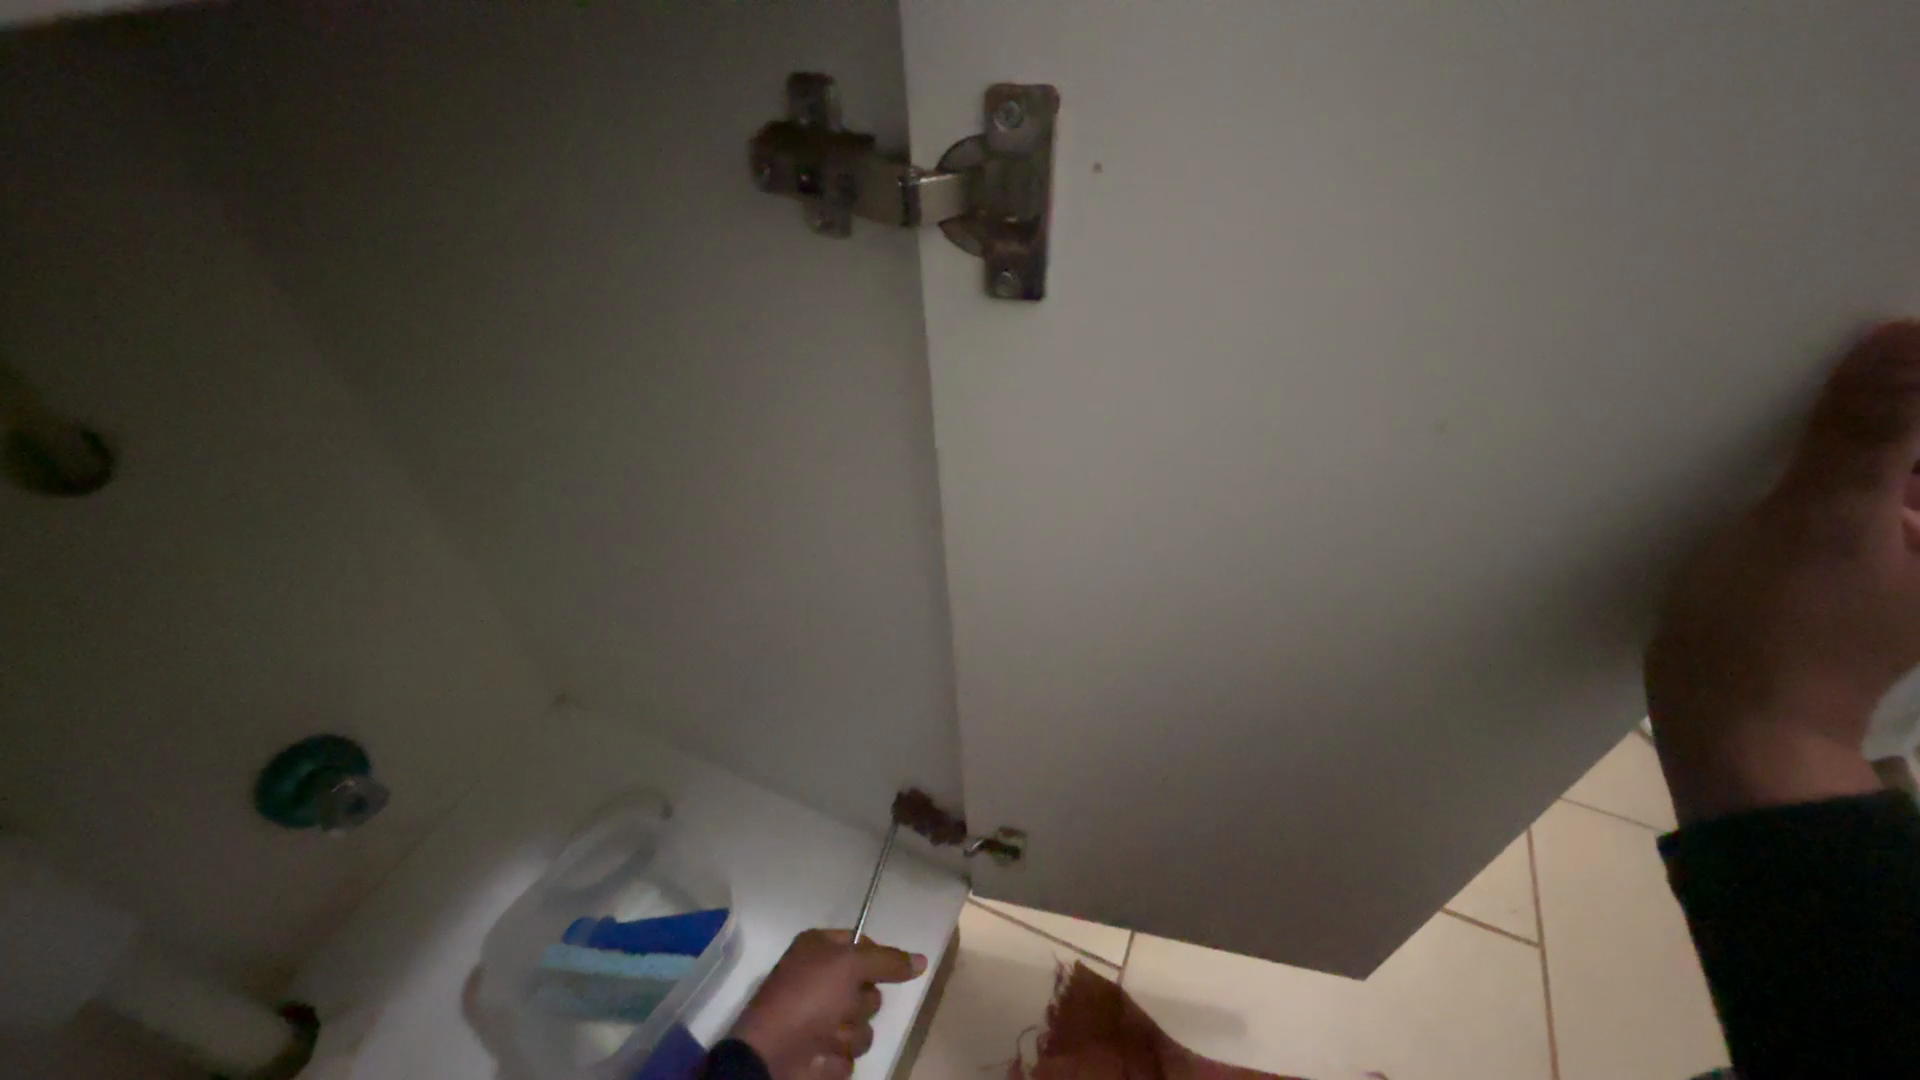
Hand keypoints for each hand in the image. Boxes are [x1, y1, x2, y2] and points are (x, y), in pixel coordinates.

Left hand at [729, 929, 926, 1079]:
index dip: (875, 958)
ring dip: (848, 1034)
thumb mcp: (850, 966)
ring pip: (863, 1026)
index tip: (878, 970)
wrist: (770, 1055)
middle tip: (840, 1005)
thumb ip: (889, 961)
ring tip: (824, 1036)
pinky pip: (849, 1055)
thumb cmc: (807, 998)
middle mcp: (821, 979)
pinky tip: (817, 1056)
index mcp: (820, 949)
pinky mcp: (822, 1053)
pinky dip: (836, 1056)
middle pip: (869, 989)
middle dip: (859, 1004)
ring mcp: (821, 1019)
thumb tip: (923, 960)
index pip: (864, 944)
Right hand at [1646, 321, 1919, 822]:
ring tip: (1815, 381)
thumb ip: (1867, 435)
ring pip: (1892, 452)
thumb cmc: (1776, 630)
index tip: (1883, 336)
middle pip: (1918, 433)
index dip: (1917, 372)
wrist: (1727, 715)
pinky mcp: (1857, 546)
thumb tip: (1906, 332)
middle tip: (1843, 347)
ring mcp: (1907, 540)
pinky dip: (1826, 451)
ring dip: (1858, 415)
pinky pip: (1860, 477)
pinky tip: (1788, 441)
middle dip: (1893, 388)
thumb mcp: (1819, 526)